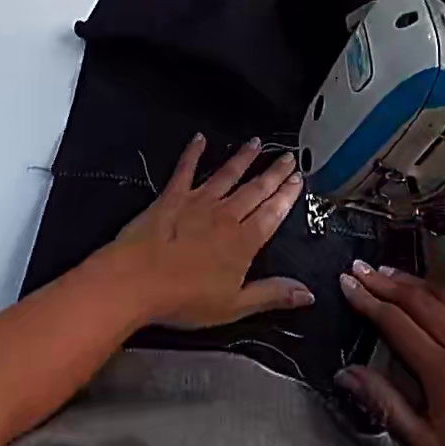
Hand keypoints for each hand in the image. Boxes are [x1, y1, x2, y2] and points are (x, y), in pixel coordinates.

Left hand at [93, 135, 311, 329]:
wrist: (137, 281)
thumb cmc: (184, 298)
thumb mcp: (234, 306)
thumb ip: (272, 294)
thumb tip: (307, 294)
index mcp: (243, 241)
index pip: (273, 213)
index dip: (287, 195)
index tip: (298, 179)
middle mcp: (226, 215)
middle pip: (256, 189)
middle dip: (274, 172)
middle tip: (288, 157)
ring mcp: (199, 202)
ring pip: (228, 174)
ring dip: (244, 158)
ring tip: (256, 143)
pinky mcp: (173, 196)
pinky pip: (186, 169)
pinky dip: (193, 153)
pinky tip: (200, 139)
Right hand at [337, 263, 444, 445]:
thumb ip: (387, 404)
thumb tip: (350, 375)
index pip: (396, 322)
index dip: (367, 300)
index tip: (349, 284)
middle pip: (419, 300)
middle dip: (385, 282)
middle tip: (363, 269)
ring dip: (416, 281)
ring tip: (392, 273)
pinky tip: (442, 291)